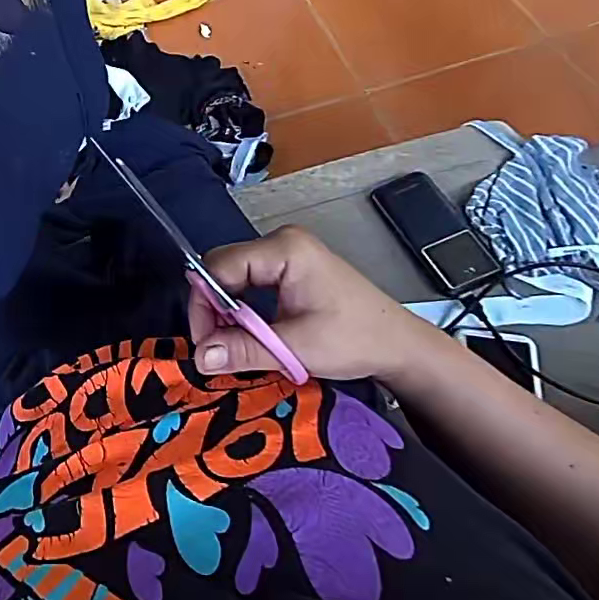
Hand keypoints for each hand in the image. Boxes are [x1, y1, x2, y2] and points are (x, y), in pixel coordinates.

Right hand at [187, 226, 451, 382]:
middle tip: (218, 350)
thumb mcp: (298, 348)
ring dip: (230, 316)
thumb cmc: (358, 339)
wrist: (397, 345)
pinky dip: (245, 314)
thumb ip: (246, 349)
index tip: (206, 343)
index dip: (205, 305)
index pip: (219, 267)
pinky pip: (250, 286)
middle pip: (223, 270)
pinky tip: (252, 337)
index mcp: (286, 250)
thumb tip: (200, 356)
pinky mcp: (289, 272)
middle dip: (215, 312)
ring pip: (234, 280)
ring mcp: (286, 255)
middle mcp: (282, 243)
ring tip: (236, 347)